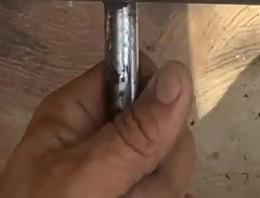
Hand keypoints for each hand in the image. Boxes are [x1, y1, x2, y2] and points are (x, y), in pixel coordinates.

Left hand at [0, 60, 195, 197]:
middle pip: (163, 129)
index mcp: (78, 113)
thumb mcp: (82, 178)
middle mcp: (101, 140)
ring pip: (169, 173)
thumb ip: (131, 134)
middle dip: (158, 170)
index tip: (159, 133)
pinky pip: (167, 197)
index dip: (157, 97)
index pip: (135, 74)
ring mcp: (117, 179)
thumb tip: (180, 73)